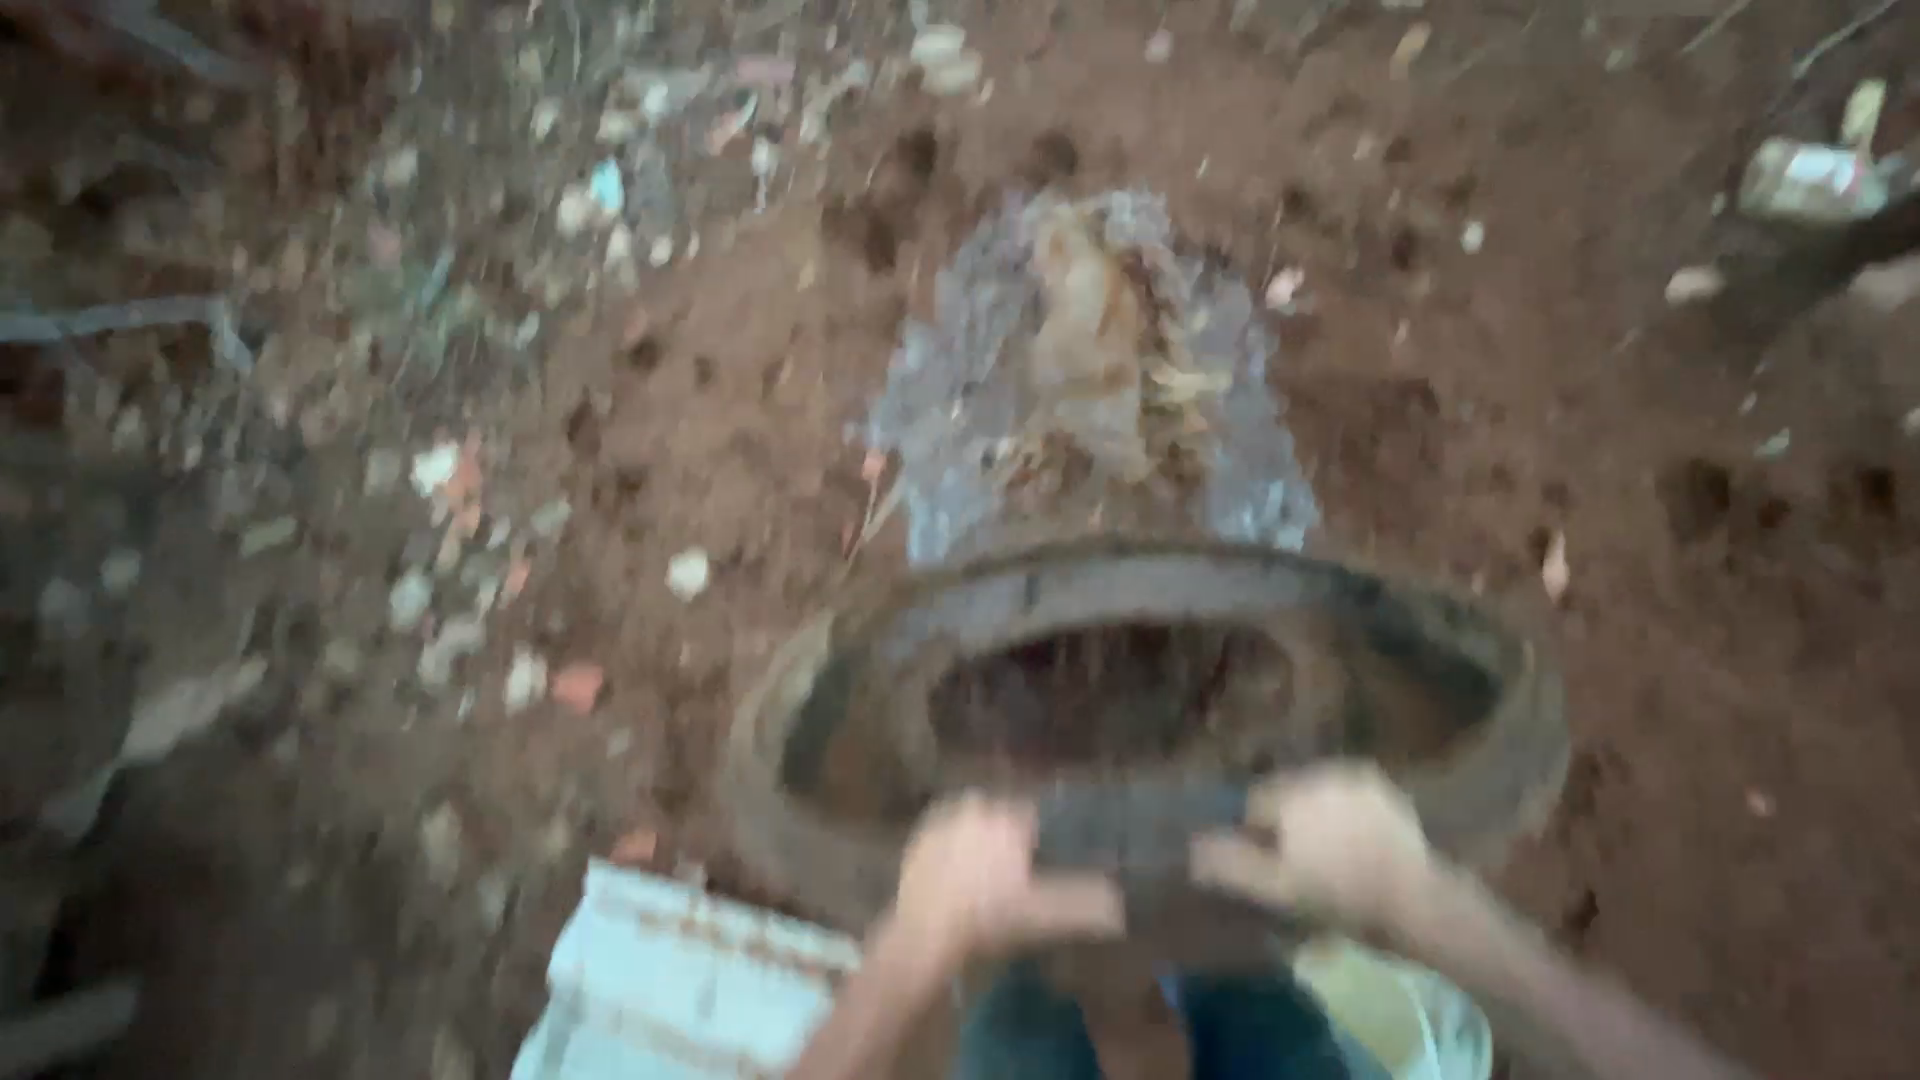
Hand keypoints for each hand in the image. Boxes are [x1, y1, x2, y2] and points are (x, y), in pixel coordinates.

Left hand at [889, 793, 1123, 967]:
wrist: (925, 930)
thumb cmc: (988, 917)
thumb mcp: (1041, 913)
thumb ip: (1081, 903)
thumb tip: (1119, 904)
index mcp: (1009, 817)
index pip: (1033, 817)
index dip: (1035, 841)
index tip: (1034, 863)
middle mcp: (977, 805)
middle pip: (1003, 816)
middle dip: (1008, 837)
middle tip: (1009, 874)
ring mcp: (945, 817)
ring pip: (974, 821)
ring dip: (980, 838)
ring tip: (981, 875)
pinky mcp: (921, 832)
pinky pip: (947, 832)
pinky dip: (953, 846)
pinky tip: (956, 873)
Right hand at [1189, 763, 1434, 933]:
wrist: (1418, 903)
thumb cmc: (1342, 898)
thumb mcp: (1279, 890)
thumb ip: (1233, 865)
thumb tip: (1190, 847)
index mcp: (1289, 795)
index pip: (1254, 805)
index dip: (1260, 837)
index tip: (1277, 867)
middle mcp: (1317, 773)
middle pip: (1284, 793)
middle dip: (1287, 820)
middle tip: (1304, 861)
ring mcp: (1352, 775)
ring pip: (1313, 789)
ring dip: (1314, 811)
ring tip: (1332, 850)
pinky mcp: (1379, 783)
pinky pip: (1344, 788)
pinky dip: (1342, 805)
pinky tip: (1355, 836)